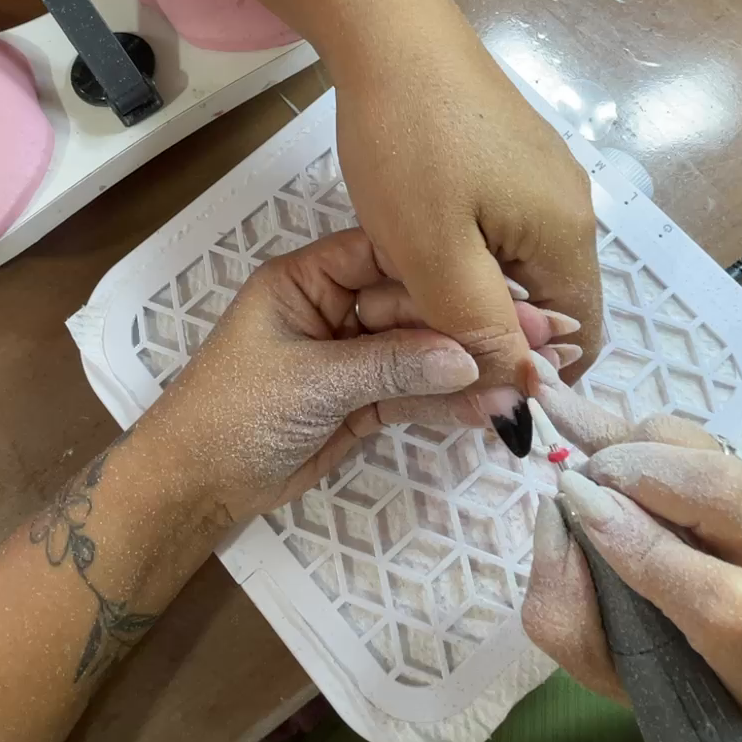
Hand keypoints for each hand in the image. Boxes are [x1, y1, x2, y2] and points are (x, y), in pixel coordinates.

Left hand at [140, 230, 578, 525]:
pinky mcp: (364, 398)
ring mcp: (353, 354)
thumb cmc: (236, 411)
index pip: (386, 256)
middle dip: (471, 326)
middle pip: (414, 308)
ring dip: (471, 368)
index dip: (445, 269)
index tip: (507, 286)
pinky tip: (495, 407)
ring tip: (534, 378)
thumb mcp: (313, 379)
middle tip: (543, 341)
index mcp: (309, 278)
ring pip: (421, 353)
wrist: (198, 485)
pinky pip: (413, 392)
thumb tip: (470, 358)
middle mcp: (336, 307)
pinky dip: (449, 402)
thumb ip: (392, 365)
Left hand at [335, 38, 600, 457]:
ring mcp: (538, 175)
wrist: (387, 35)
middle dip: (485, 327)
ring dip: (464, 287)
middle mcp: (569, 206)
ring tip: (404, 278)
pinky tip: (413, 234)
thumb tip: (524, 398)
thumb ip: (480, 328)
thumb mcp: (435, 253)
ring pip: (512, 265)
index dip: (531, 372)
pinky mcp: (504, 155)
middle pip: (544, 302)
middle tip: (414, 320)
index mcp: (568, 235)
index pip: (581, 337)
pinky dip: (458, 248)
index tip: (465, 376)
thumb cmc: (410, 147)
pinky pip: (494, 227)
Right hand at [520, 354, 741, 720]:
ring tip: (586, 464)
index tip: (574, 504)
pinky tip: (557, 398)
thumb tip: (553, 518)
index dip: (639, 545)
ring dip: (632, 443)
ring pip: (708, 452)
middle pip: (727, 494)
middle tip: (580, 480)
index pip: (718, 597)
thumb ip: (566, 616)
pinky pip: (687, 432)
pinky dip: (617, 419)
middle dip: (638, 471)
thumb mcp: (611, 674)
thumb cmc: (673, 672)